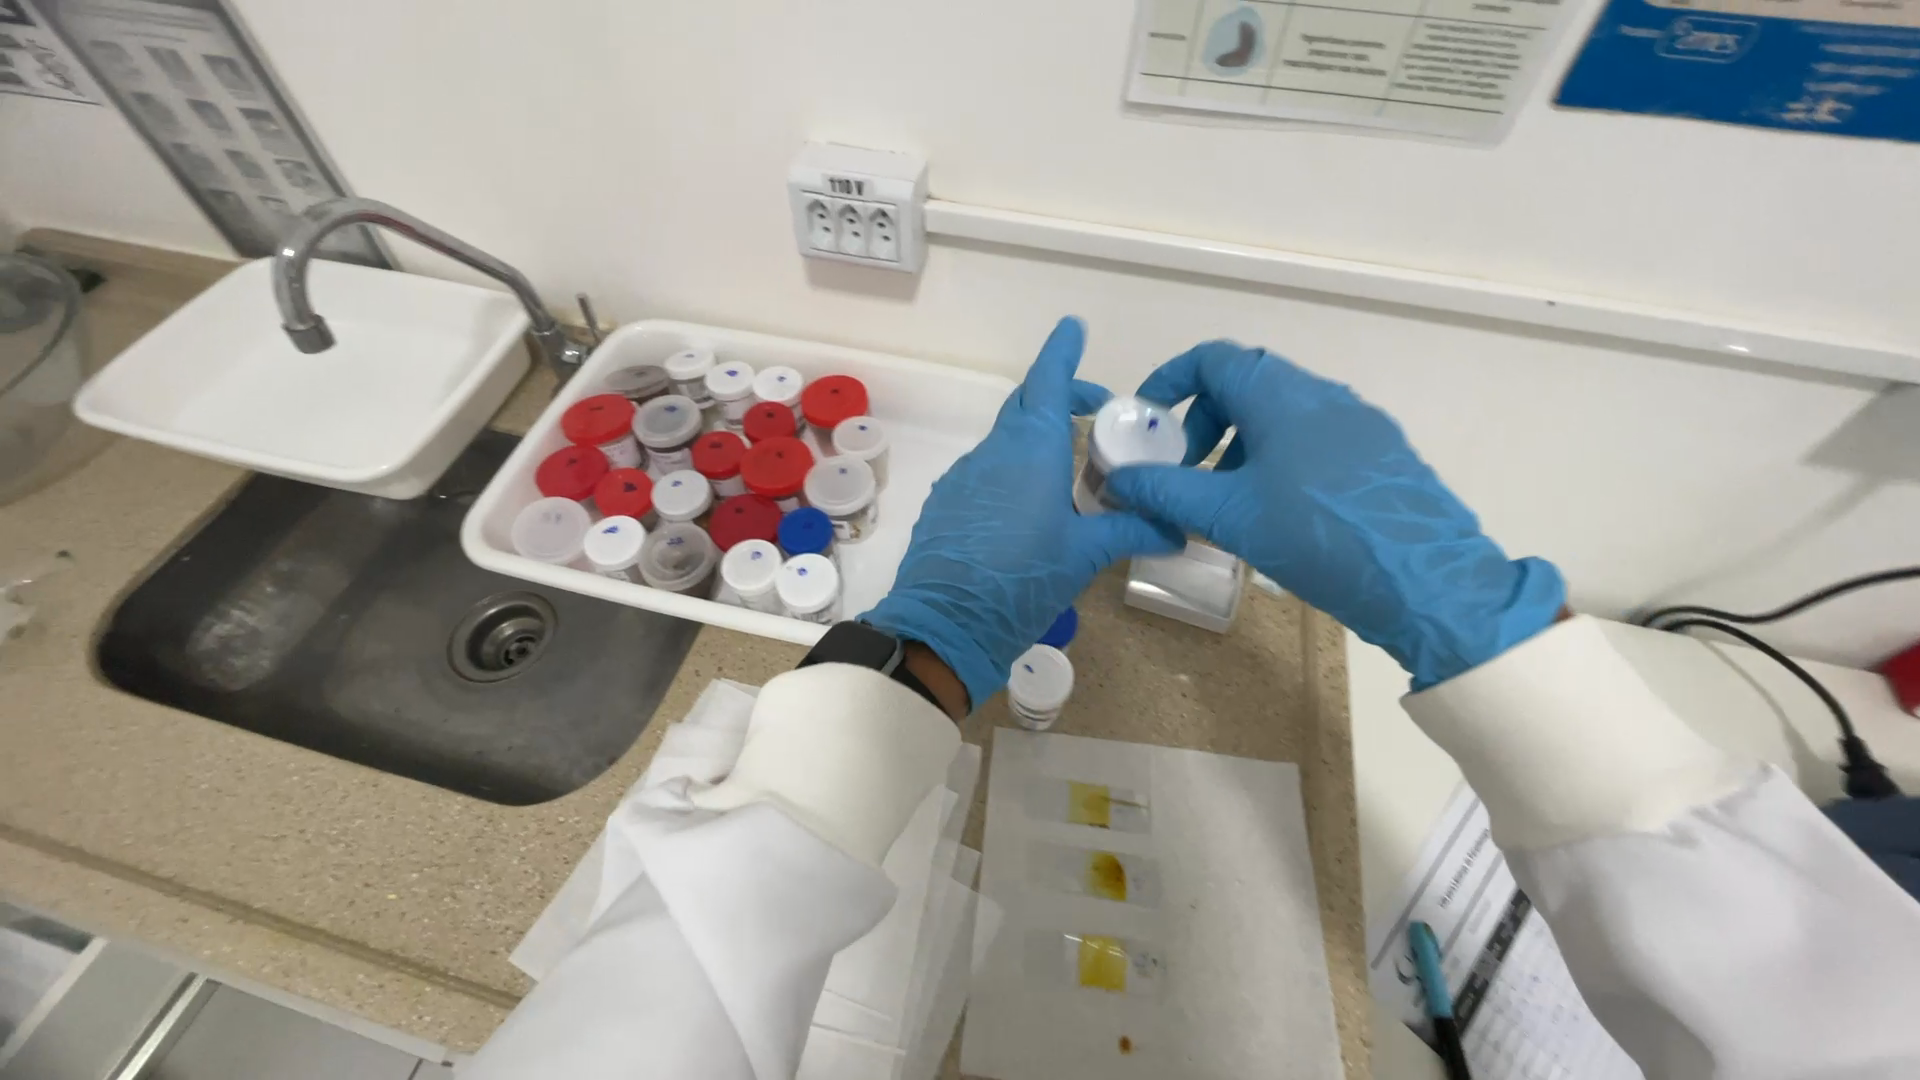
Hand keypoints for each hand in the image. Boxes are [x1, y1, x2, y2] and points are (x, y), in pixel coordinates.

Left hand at [863, 318, 1181, 709]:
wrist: (945, 624)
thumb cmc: (1023, 579)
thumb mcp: (1084, 555)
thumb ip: (1130, 531)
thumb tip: (1177, 529)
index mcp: (1032, 450)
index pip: (1047, 382)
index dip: (1062, 352)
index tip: (1073, 327)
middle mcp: (994, 452)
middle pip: (1026, 407)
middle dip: (1061, 398)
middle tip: (1097, 414)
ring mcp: (964, 477)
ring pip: (1005, 443)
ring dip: (1036, 443)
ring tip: (1067, 476)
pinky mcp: (946, 503)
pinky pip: (984, 473)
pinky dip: (1011, 473)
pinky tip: (1026, 510)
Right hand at [1104, 341, 1564, 689]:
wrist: (1427, 582)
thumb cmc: (1316, 535)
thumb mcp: (1228, 515)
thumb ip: (1166, 491)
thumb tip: (1117, 480)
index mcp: (1281, 397)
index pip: (1213, 359)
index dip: (1170, 380)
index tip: (1149, 420)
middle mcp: (1320, 395)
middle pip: (1243, 384)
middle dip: (1201, 422)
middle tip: (1185, 470)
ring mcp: (1356, 423)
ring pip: (1277, 414)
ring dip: (1236, 444)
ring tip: (1225, 498)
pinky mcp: (1378, 453)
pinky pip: (1310, 438)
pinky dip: (1273, 458)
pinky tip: (1274, 509)